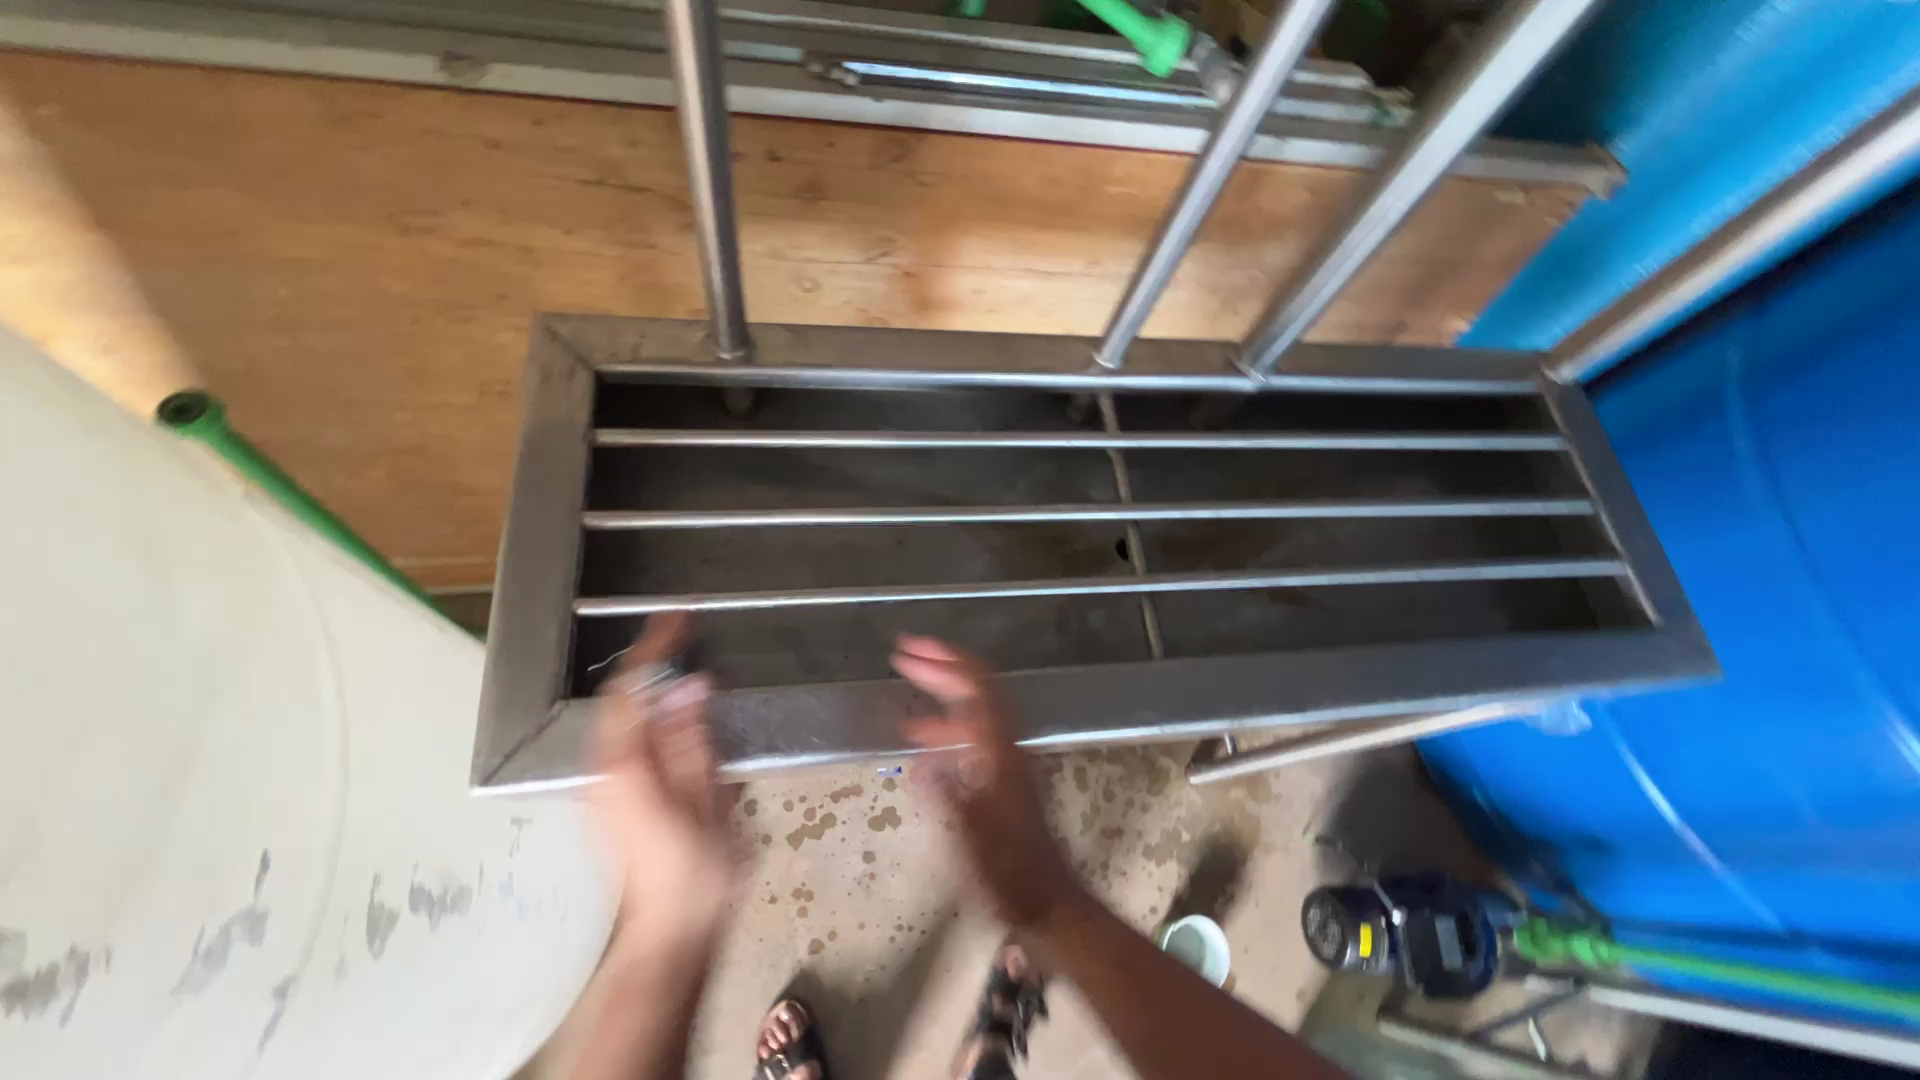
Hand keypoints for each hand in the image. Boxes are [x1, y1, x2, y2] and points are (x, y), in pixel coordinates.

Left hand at [589, 611, 739, 962]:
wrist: (666, 934)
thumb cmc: (696, 875)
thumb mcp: (709, 802)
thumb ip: (695, 739)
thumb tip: (693, 685)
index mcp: (628, 767)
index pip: (632, 690)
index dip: (654, 648)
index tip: (678, 616)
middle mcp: (603, 771)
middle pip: (619, 698)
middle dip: (650, 658)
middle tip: (684, 630)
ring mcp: (600, 786)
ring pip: (618, 717)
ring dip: (647, 682)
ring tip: (682, 657)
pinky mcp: (607, 797)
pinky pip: (622, 736)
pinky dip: (645, 709)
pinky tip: (672, 706)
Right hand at [894, 636, 1083, 931]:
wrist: (1047, 901)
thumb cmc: (1009, 876)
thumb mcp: (971, 842)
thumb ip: (948, 800)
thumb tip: (921, 764)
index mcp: (1000, 754)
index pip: (978, 689)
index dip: (946, 661)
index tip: (911, 650)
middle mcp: (1007, 748)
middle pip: (977, 691)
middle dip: (941, 670)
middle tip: (904, 658)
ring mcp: (1008, 763)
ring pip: (975, 716)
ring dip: (943, 703)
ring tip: (906, 713)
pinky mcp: (1005, 780)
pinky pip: (975, 740)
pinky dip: (949, 734)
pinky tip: (926, 754)